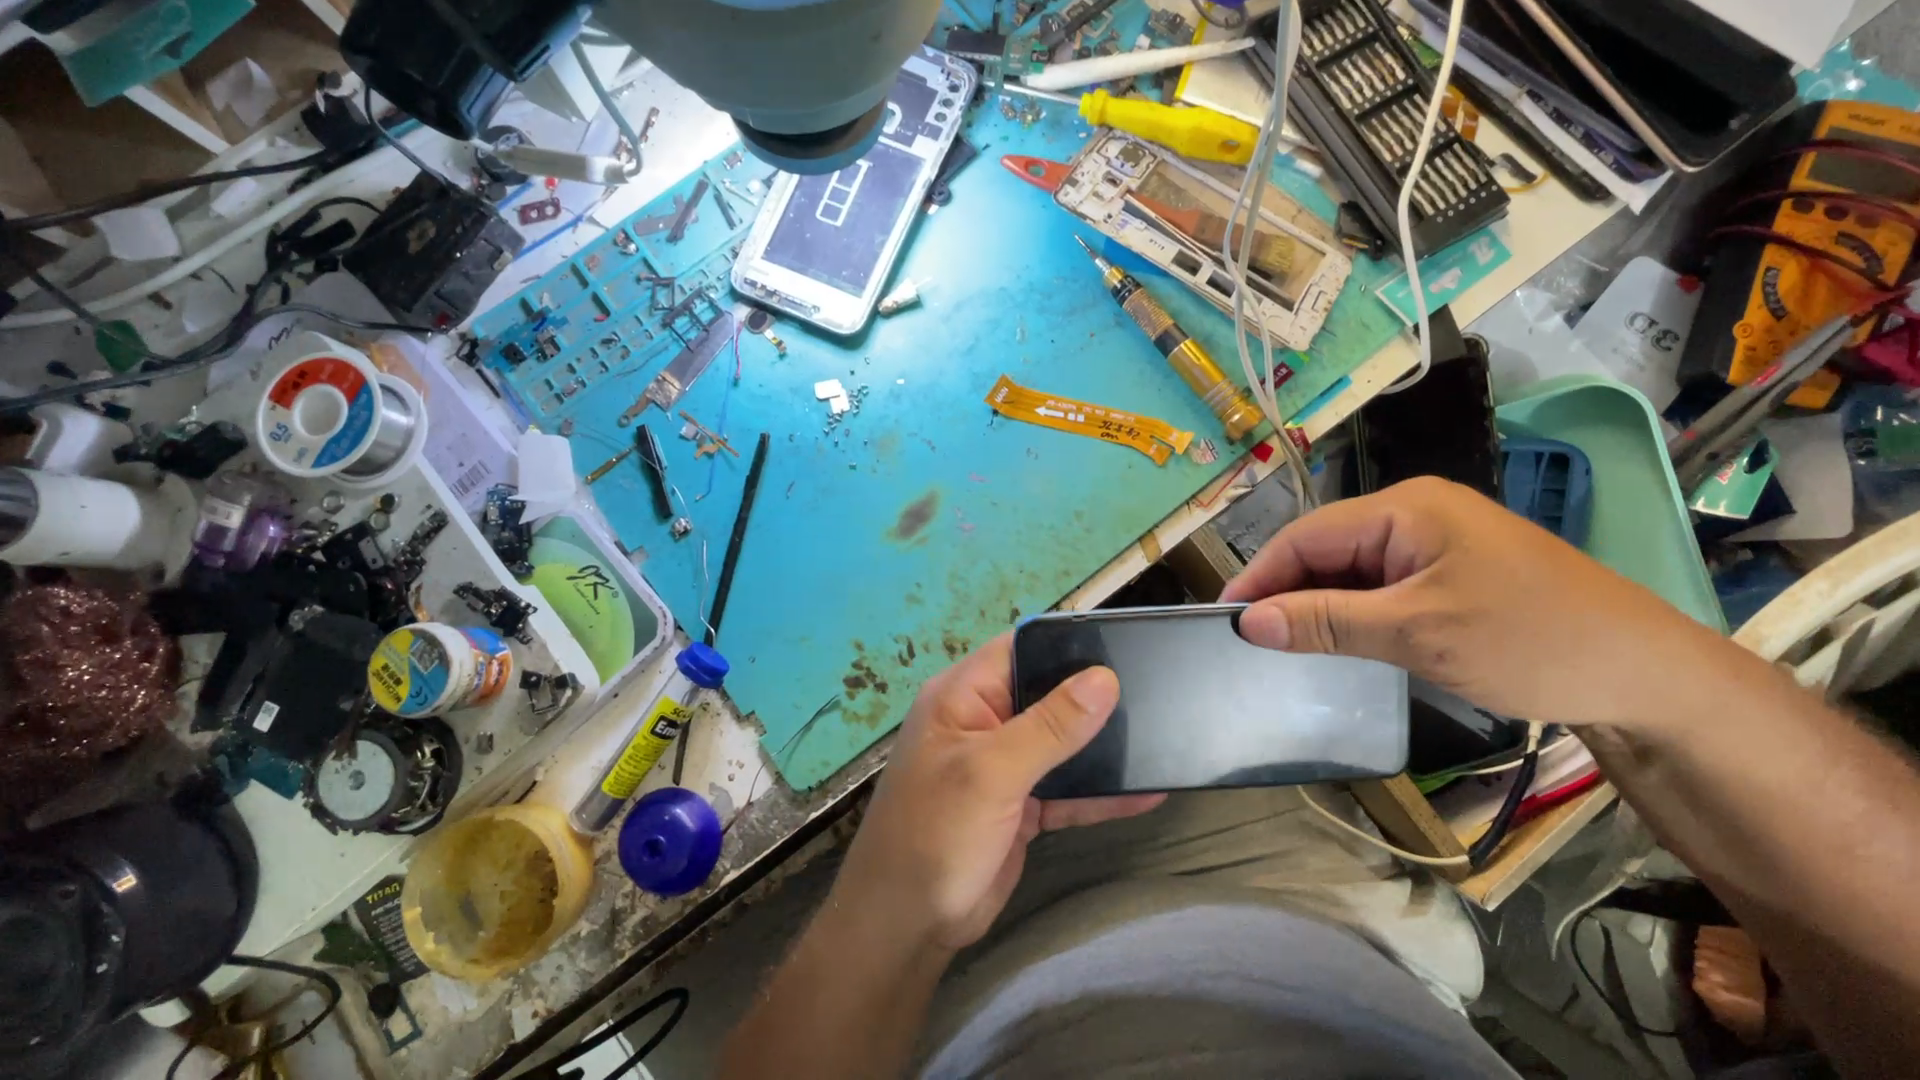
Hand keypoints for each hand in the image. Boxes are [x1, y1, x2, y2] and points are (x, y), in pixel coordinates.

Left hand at [831, 634, 1164, 952]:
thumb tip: (1104, 678)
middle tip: (1158, 689)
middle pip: (1047, 694)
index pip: (1020, 650)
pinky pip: (1066, 789)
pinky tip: (1147, 792)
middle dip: (1095, 696)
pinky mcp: (1019, 806)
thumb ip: (1050, 726)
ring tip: (1164, 734)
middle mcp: (982, 722)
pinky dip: (1099, 792)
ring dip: (1102, 745)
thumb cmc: (936, 834)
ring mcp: (1002, 766)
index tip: (1125, 645)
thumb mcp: (992, 773)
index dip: (1067, 645)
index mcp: (962, 696)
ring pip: (1061, 743)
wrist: (908, 925)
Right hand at [1220, 477, 1725, 730]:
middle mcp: (1415, 514)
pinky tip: (1338, 644)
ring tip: (1286, 649)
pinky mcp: (1451, 574)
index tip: (1224, 622)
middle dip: (1287, 593)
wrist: (1645, 674)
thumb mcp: (1417, 633)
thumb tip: (1248, 622)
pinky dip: (1353, 614)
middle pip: (1325, 549)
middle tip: (1252, 645)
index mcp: (1406, 509)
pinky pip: (1381, 587)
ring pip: (1351, 570)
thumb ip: (1327, 622)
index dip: (1258, 577)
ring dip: (1319, 607)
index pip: (1306, 535)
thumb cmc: (1529, 641)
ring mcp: (1436, 544)